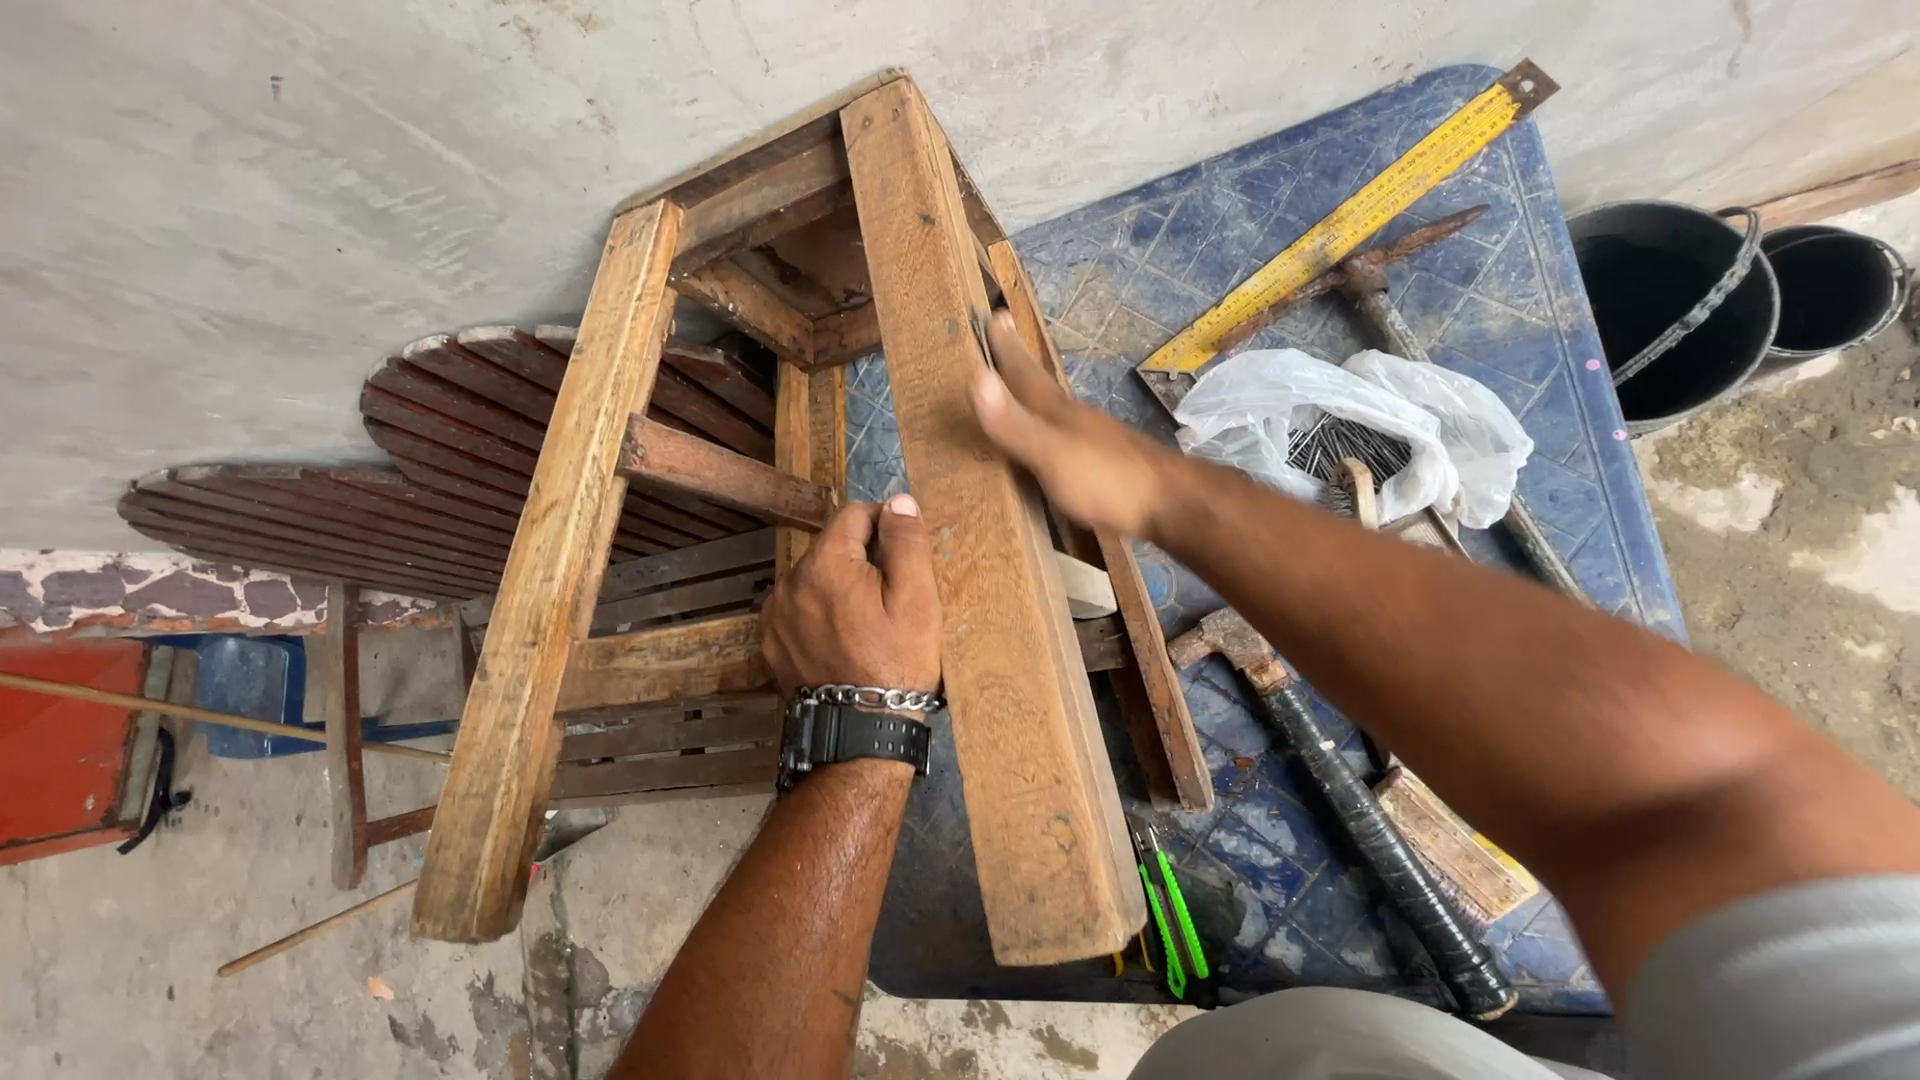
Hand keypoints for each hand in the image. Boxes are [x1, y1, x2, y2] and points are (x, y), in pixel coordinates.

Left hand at [760, 495, 941, 697]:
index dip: (885, 526)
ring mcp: (775, 613)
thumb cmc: (896, 662)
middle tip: (890, 596)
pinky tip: (841, 638)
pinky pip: (799, 607)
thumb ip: (906, 541)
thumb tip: (898, 500)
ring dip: (839, 584)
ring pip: (815, 577)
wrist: (860, 731)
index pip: (855, 514)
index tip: (904, 555)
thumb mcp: (917, 599)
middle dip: (862, 558)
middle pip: (833, 546)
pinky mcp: (770, 641)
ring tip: (866, 621)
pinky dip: (819, 612)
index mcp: (825, 563)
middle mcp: (789, 581)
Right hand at [971, 311, 1185, 537]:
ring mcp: (1096, 441)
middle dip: (1020, 364)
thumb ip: (1014, 423)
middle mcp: (1076, 419)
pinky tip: (1055, 446)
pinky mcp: (1108, 467)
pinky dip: (1053, 432)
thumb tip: (975, 377)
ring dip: (1037, 397)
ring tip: (1022, 391)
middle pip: (1041, 386)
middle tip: (1005, 334)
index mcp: (1058, 413)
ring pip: (1057, 411)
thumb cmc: (1108, 479)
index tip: (995, 313)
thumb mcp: (1052, 453)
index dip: (1007, 348)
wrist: (1173, 505)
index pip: (1025, 374)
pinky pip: (1069, 439)